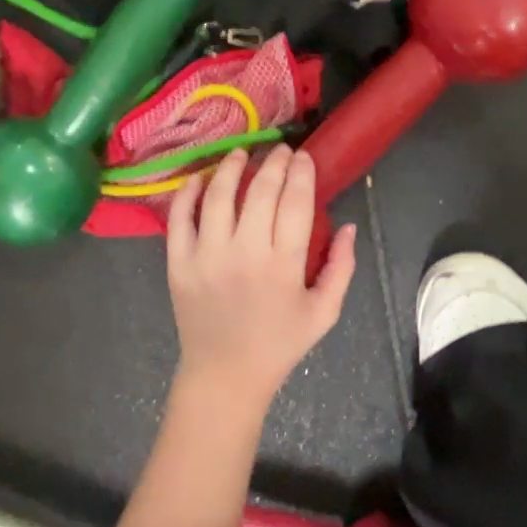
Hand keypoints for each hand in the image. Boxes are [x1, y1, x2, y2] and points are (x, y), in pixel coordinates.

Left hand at [165, 146, 358, 408]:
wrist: (225, 374)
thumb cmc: (280, 344)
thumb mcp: (325, 312)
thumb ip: (342, 267)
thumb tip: (348, 225)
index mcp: (284, 265)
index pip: (296, 202)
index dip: (302, 173)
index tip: (305, 157)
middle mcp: (245, 253)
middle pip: (260, 191)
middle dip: (274, 163)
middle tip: (281, 151)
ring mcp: (207, 256)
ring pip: (218, 196)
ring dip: (232, 167)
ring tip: (242, 153)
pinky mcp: (178, 263)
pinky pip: (179, 218)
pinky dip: (188, 193)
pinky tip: (200, 178)